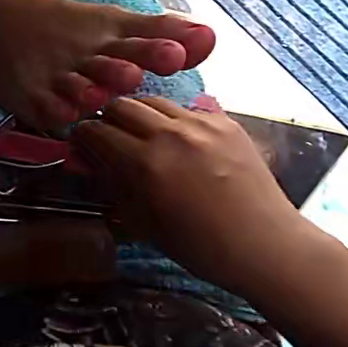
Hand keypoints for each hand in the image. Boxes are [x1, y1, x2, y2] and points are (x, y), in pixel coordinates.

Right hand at [72, 97, 300, 287]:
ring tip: (142, 134)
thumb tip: (87, 161)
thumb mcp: (143, 221)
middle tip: (110, 137)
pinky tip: (178, 140)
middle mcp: (169, 134)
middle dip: (108, 118)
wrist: (264, 244)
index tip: (83, 144)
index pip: (97, 131)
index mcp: (144, 163)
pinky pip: (186, 108)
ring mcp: (200, 124)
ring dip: (139, 114)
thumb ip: (112, 185)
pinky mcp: (224, 121)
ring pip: (153, 101)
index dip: (83, 136)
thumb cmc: (198, 246)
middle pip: (121, 105)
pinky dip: (173, 119)